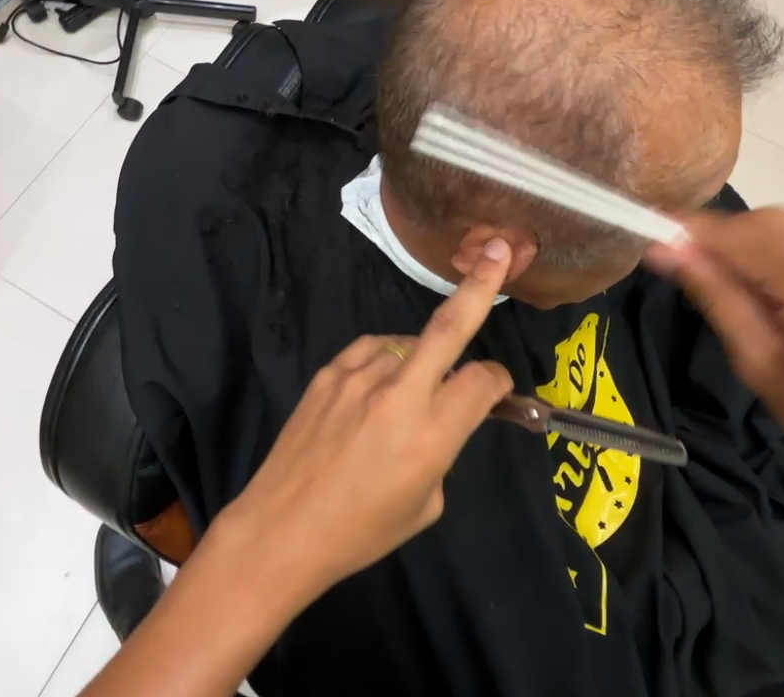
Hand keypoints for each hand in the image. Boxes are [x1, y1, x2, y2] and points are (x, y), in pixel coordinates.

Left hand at [209, 239, 515, 604]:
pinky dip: (386, 361)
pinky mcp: (328, 371)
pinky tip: (378, 385)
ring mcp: (358, 376)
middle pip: (448, 327)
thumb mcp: (425, 504)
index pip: (484, 382)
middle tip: (499, 252)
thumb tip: (444, 415)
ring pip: (407, 343)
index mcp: (431, 434)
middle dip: (479, 286)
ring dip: (421, 358)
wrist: (283, 526)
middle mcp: (398, 394)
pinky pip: (371, 351)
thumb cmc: (362, 530)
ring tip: (409, 392)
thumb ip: (443, 448)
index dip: (500, 383)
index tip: (498, 392)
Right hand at [645, 208, 783, 528]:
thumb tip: (664, 250)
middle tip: (691, 265)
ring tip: (743, 287)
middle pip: (773, 221)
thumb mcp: (763, 365)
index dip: (690, 230)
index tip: (652, 232)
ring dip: (765, 247)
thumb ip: (715, 295)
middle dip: (728, 238)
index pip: (740, 233)